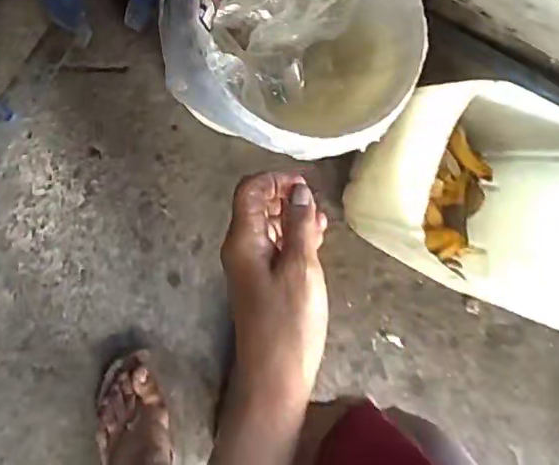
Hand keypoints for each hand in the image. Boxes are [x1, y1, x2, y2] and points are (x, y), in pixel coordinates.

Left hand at [215, 172, 328, 464]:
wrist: (274, 380)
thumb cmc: (288, 324)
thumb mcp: (301, 269)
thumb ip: (299, 226)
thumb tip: (299, 190)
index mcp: (242, 238)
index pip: (249, 190)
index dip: (274, 179)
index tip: (303, 181)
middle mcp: (239, 246)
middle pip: (255, 204)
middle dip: (283, 194)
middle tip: (314, 197)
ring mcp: (247, 264)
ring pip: (265, 224)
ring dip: (289, 214)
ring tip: (320, 216)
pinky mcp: (259, 280)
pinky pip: (272, 244)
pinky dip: (291, 235)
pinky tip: (314, 237)